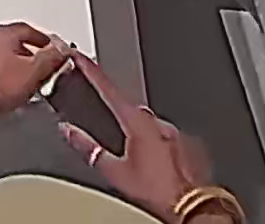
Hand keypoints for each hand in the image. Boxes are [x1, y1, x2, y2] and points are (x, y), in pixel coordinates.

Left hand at [0, 22, 71, 112]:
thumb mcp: (33, 71)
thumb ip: (50, 58)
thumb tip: (62, 48)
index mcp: (5, 33)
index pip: (29, 29)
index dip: (44, 39)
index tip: (53, 47)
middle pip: (15, 41)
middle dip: (31, 53)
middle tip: (42, 64)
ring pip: (3, 54)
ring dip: (17, 64)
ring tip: (27, 80)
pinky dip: (4, 74)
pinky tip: (8, 88)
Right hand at [60, 52, 214, 222]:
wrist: (196, 212)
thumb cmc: (159, 194)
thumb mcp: (115, 172)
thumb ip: (89, 148)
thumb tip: (68, 131)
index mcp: (136, 120)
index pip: (107, 86)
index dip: (91, 69)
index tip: (79, 56)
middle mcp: (156, 120)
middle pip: (127, 104)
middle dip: (114, 106)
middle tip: (102, 112)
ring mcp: (173, 132)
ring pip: (146, 121)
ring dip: (136, 128)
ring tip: (132, 151)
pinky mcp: (186, 145)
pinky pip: (163, 135)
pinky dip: (154, 141)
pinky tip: (153, 159)